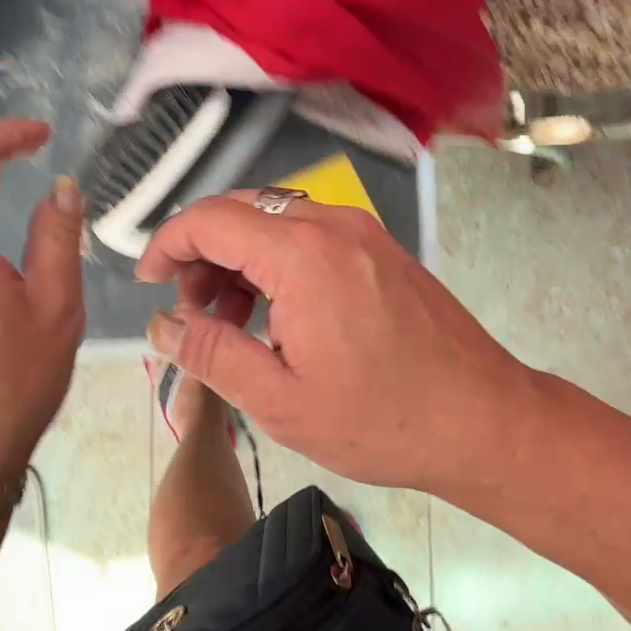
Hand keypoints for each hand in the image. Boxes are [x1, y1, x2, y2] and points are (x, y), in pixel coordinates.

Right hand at [135, 192, 532, 493]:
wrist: (484, 420)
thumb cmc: (381, 420)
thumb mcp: (280, 400)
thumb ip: (211, 353)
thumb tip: (161, 326)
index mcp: (302, 255)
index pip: (209, 219)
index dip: (166, 244)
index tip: (146, 282)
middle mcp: (331, 225)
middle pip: (239, 210)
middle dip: (200, 253)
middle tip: (189, 311)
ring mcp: (361, 231)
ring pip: (273, 220)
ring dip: (237, 258)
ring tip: (229, 320)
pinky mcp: (378, 247)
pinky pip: (307, 233)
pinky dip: (274, 260)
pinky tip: (274, 313)